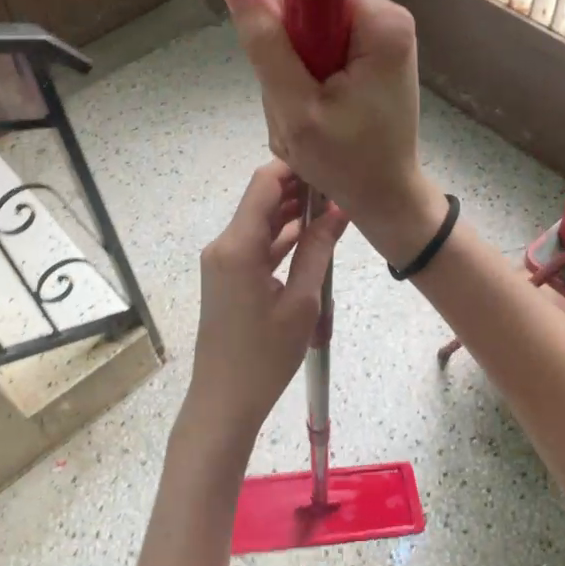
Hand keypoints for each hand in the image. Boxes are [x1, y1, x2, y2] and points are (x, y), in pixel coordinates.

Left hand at [186, 161, 348, 447]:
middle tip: (341, 184)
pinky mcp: (227, 278)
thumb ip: (317, 250)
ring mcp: (222, 262)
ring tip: (335, 207)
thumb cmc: (265, 356)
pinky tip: (313, 237)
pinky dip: (282, 240)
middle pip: (261, 200)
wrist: (225, 400)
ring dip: (293, 214)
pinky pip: (256, 246)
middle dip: (299, 189)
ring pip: (260, 223)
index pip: (264, 183)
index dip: (296, 168)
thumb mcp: (301, 302)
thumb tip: (339, 210)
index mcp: (237, 246)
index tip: (331, 165)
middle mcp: (224, 245)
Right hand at [215, 0, 444, 264]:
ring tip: (306, 116)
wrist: (386, 200)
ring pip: (309, 34)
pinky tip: (315, 113)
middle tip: (295, 105)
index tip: (285, 68)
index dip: (283, 21)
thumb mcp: (295, 108)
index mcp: (381, 23)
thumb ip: (263, 41)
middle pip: (308, 8)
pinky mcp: (373, 57)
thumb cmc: (347, 164)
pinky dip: (308, 82)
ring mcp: (382, 38)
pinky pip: (322, 51)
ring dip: (294, 75)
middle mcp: (389, 19)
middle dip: (287, 56)